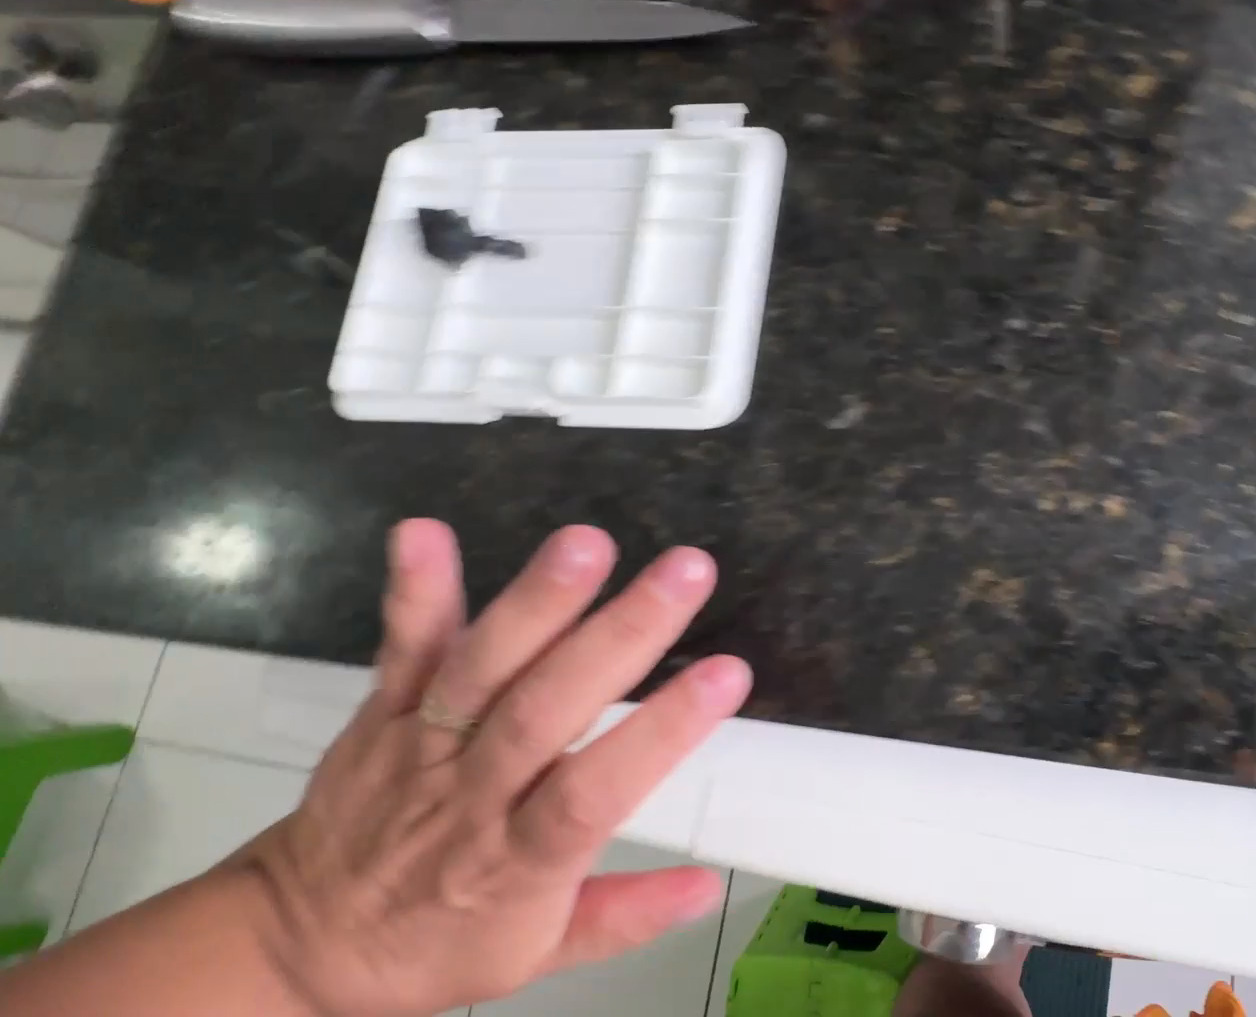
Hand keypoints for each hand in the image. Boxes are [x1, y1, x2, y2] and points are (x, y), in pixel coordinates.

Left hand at [232, 520, 751, 1016]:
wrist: (295, 943)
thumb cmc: (436, 946)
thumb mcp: (539, 957)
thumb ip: (627, 916)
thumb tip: (710, 882)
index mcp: (518, 860)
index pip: (595, 791)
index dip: (661, 731)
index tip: (728, 673)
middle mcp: (472, 792)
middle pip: (545, 709)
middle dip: (620, 634)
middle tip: (685, 572)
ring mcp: (422, 743)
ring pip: (481, 669)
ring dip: (536, 601)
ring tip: (588, 543)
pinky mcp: (384, 711)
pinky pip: (402, 650)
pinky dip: (416, 591)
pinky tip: (425, 531)